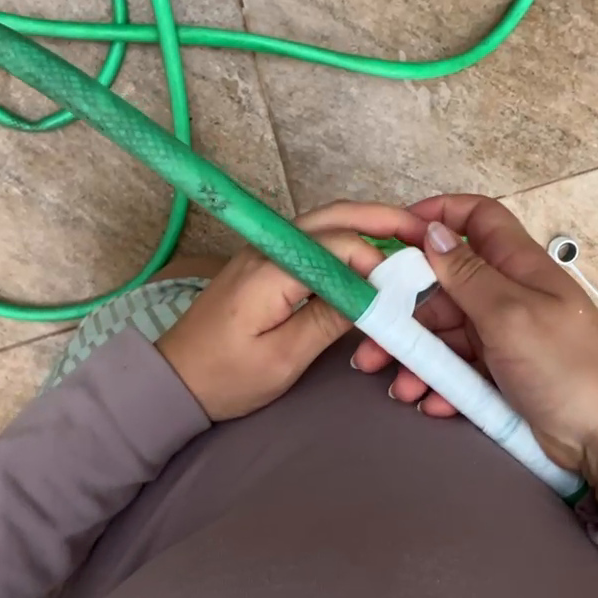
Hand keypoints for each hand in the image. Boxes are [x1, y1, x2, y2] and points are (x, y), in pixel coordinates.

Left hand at [157, 201, 426, 421]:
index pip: (338, 245)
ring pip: (322, 223)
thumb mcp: (283, 358)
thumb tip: (375, 294)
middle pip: (332, 216)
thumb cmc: (225, 377)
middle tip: (423, 230)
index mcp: (270, 269)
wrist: (174, 380)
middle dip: (381, 217)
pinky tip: (367, 254)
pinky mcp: (263, 263)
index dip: (378, 260)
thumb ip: (329, 320)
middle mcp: (267, 248)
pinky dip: (344, 239)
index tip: (407, 286)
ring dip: (364, 224)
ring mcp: (263, 251)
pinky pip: (312, 240)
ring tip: (405, 236)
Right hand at [351, 195, 597, 513]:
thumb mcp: (511, 314)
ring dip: (415, 358)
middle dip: (404, 311)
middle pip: (443, 285)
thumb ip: (467, 274)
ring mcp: (502, 336)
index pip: (475, 219)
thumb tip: (432, 230)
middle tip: (371, 342)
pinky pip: (457, 369)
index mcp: (517, 266)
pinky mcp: (499, 374)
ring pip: (443, 333)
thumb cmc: (568, 367)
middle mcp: (506, 295)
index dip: (437, 215)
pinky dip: (439, 385)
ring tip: (398, 388)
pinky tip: (431, 404)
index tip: (394, 235)